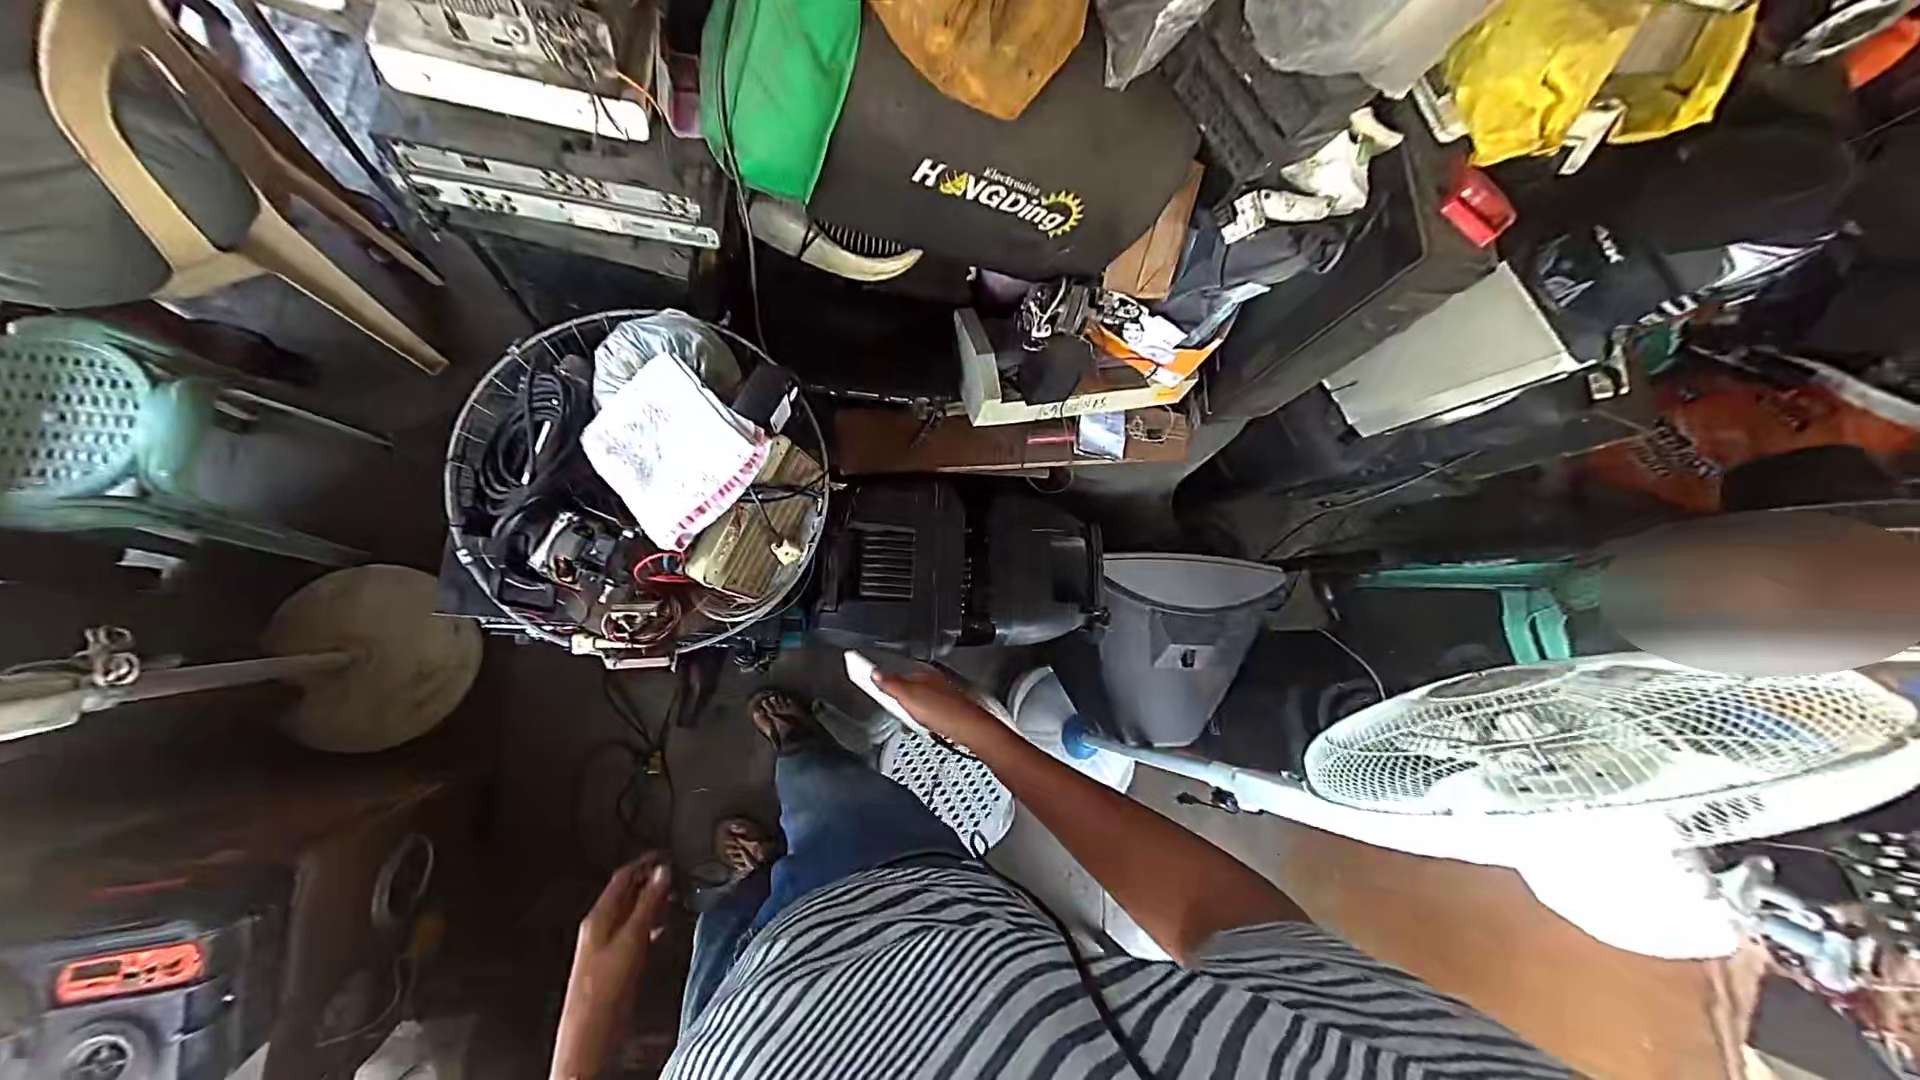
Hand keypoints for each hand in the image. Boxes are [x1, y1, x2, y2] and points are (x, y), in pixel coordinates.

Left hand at [550, 855, 671, 1079]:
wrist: (592, 1038)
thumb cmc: (605, 990)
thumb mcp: (632, 939)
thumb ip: (648, 903)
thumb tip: (663, 871)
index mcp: (598, 917)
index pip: (623, 876)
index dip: (645, 861)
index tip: (667, 853)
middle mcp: (600, 927)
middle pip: (628, 893)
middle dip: (652, 881)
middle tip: (676, 873)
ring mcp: (608, 945)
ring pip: (633, 912)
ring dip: (654, 902)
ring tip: (676, 896)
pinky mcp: (617, 962)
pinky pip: (636, 931)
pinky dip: (652, 923)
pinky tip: (664, 927)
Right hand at [873, 670, 1008, 751]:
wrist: (968, 729)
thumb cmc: (943, 710)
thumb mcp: (908, 696)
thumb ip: (891, 684)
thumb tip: (876, 673)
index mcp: (924, 674)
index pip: (898, 671)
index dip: (885, 680)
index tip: (874, 682)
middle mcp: (935, 682)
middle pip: (909, 686)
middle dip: (899, 697)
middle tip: (892, 706)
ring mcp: (942, 696)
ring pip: (920, 700)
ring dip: (912, 710)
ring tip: (909, 719)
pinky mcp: (948, 711)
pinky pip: (929, 712)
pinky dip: (923, 719)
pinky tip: (924, 725)